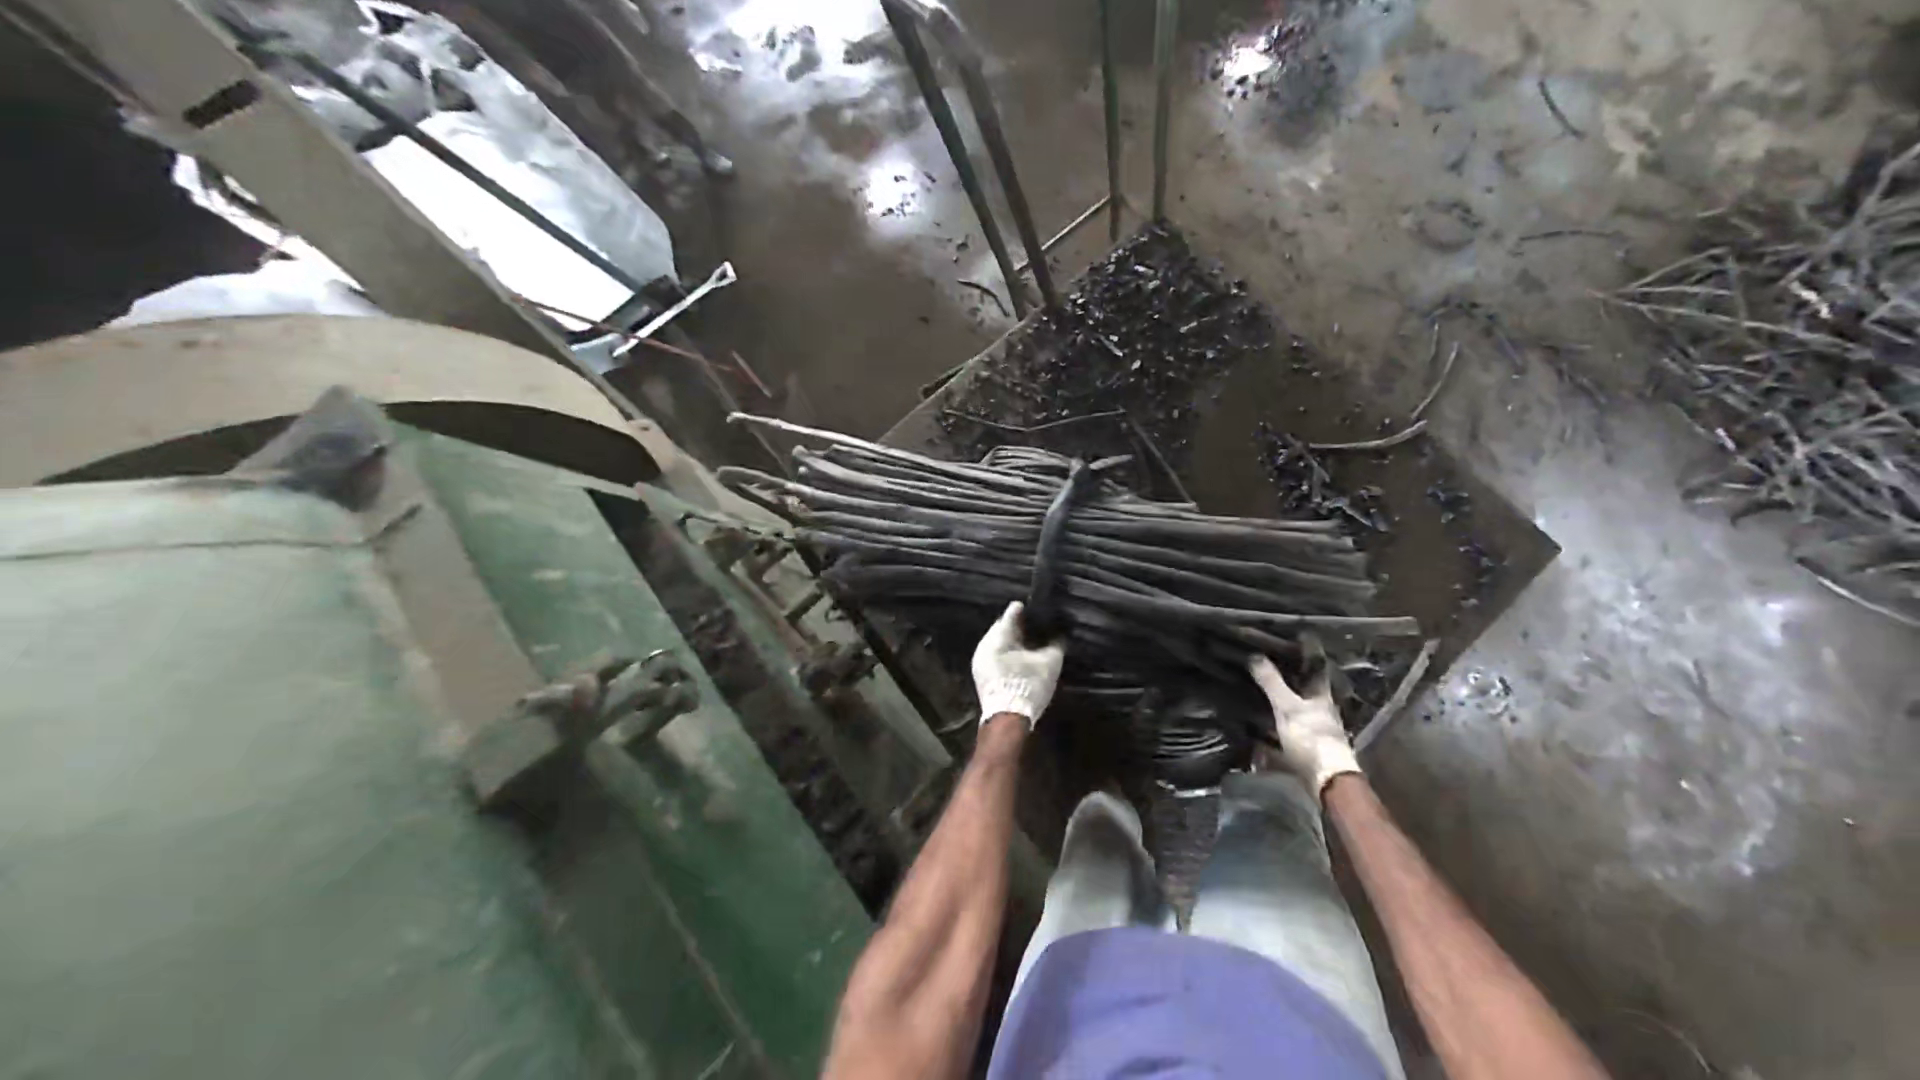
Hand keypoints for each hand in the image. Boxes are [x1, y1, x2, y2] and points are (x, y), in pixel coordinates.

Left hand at [971, 602, 1065, 727]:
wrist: (1008, 719)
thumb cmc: (1027, 686)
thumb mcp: (1049, 664)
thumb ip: (1055, 645)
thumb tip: (1060, 635)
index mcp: (998, 636)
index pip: (1011, 613)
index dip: (1026, 609)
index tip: (1038, 608)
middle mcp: (984, 644)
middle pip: (1002, 627)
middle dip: (1019, 626)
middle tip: (1036, 626)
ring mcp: (979, 661)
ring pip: (997, 642)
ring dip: (1012, 641)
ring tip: (1031, 643)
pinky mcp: (981, 675)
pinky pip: (994, 655)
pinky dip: (1006, 653)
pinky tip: (1020, 659)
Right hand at [1248, 655, 1358, 799]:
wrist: (1327, 780)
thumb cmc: (1311, 738)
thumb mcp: (1288, 707)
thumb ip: (1272, 683)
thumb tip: (1255, 656)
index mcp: (1321, 696)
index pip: (1317, 667)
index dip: (1311, 651)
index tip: (1302, 634)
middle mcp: (1322, 711)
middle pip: (1309, 688)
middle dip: (1294, 675)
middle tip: (1275, 660)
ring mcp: (1315, 730)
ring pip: (1299, 708)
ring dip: (1284, 699)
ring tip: (1263, 689)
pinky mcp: (1306, 748)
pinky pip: (1288, 729)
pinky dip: (1275, 725)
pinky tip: (1260, 726)